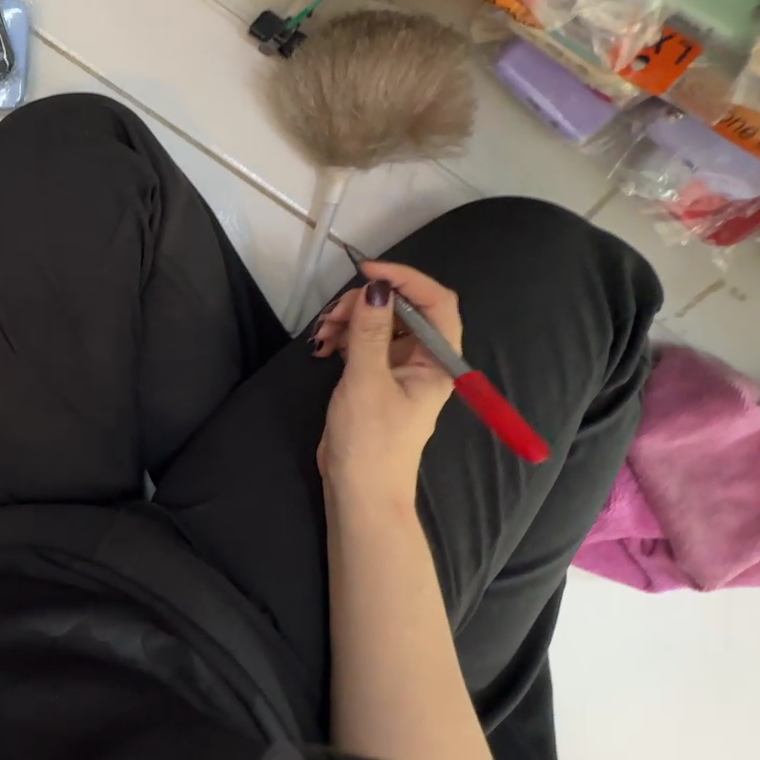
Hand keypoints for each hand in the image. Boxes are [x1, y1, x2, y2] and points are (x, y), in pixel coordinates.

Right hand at [314, 262, 461, 504]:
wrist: (360, 488)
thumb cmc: (371, 439)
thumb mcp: (366, 382)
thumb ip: (369, 333)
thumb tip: (375, 289)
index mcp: (437, 361)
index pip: (435, 303)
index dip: (405, 279)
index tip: (366, 271)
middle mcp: (423, 360)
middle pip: (402, 312)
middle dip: (366, 305)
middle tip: (332, 317)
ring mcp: (398, 370)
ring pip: (379, 326)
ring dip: (350, 322)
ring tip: (322, 336)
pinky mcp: (374, 380)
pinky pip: (363, 344)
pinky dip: (344, 339)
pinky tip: (324, 347)